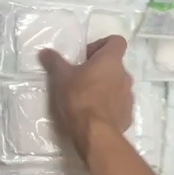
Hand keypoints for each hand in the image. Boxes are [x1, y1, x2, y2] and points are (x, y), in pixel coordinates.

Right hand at [40, 35, 134, 158]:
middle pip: (115, 65)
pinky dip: (108, 106)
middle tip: (80, 78)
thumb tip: (45, 52)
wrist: (95, 133)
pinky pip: (118, 104)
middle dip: (99, 70)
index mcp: (111, 61)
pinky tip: (93, 114)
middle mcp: (124, 75)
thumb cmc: (79, 98)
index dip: (101, 45)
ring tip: (86, 98)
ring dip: (104, 88)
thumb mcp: (61, 77)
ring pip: (117, 85)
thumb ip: (54, 62)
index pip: (116, 41)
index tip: (86, 57)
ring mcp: (128, 96)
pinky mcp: (127, 115)